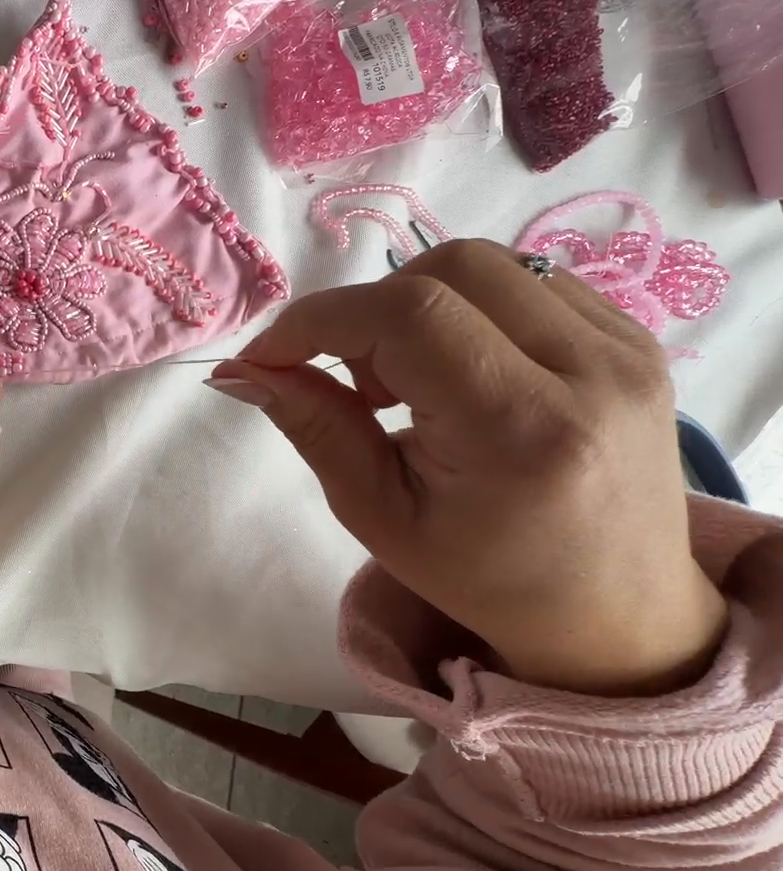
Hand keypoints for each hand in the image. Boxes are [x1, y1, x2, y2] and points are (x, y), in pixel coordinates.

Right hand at [211, 239, 727, 695]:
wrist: (614, 606)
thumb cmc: (480, 573)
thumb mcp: (373, 511)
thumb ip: (310, 425)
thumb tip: (238, 371)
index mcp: (522, 429)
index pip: (406, 315)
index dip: (316, 320)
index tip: (265, 359)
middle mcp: (592, 370)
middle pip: (448, 269)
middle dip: (365, 309)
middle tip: (349, 379)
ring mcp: (625, 345)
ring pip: (484, 264)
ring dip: (410, 306)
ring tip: (400, 380)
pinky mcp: (632, 337)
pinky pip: (522, 280)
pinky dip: (456, 311)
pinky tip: (448, 370)